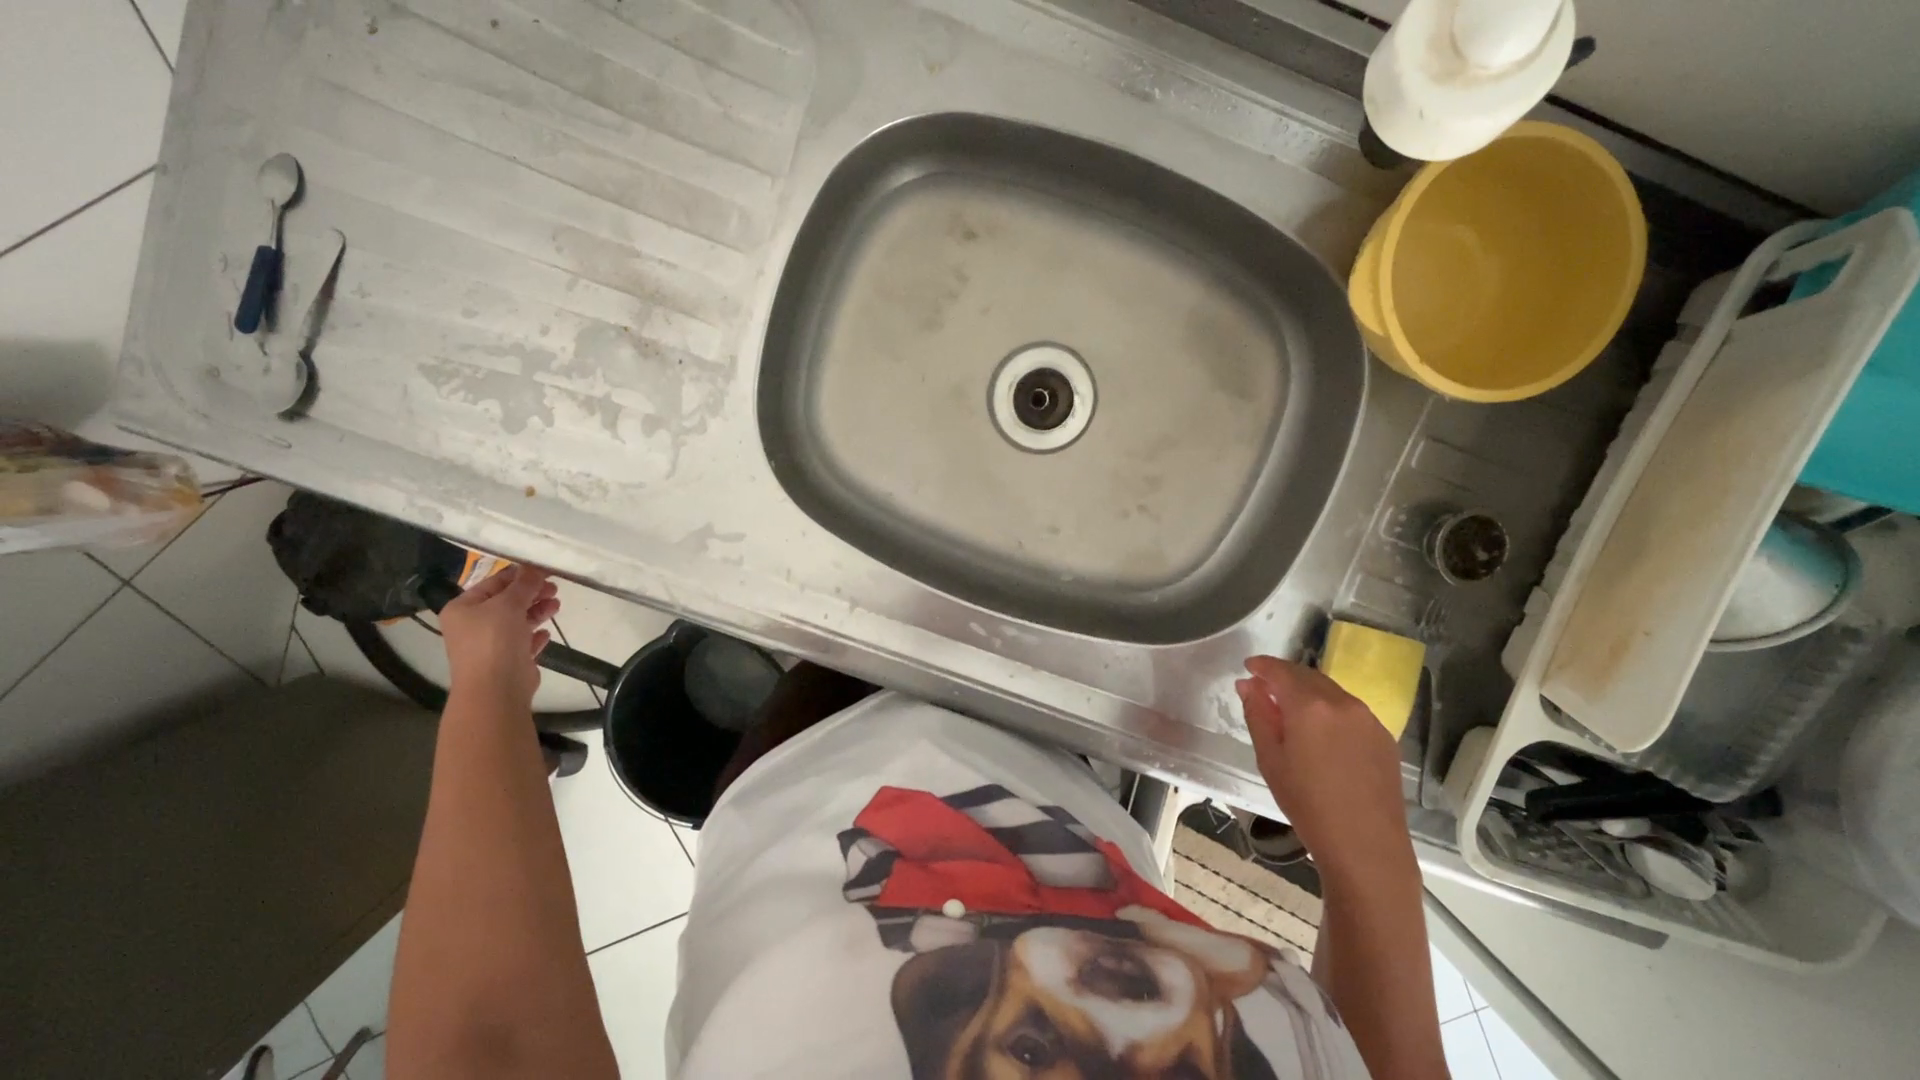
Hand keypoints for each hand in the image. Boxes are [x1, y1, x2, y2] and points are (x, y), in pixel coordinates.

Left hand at [438, 565, 559, 706]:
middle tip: (554, 588)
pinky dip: (535, 636)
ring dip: (537, 612)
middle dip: (532, 594)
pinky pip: (523, 643)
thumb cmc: (494, 640)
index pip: (493, 583)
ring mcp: (489, 645)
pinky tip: (546, 634)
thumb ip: (524, 584)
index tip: (544, 570)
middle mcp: (472, 625)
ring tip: (556, 606)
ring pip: (517, 622)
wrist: (495, 689)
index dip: (519, 575)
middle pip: (506, 602)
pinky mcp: (507, 662)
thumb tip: (535, 567)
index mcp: (463, 608)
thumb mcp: (509, 604)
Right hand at [1235, 655, 1413, 881]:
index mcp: (1310, 706)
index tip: (1248, 667)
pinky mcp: (1384, 736)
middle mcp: (1343, 702)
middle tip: (1264, 689)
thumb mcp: (1270, 760)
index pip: (1281, 671)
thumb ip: (1258, 715)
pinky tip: (1321, 734)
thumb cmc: (1307, 805)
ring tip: (1291, 712)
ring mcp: (1369, 718)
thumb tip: (1248, 685)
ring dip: (1309, 693)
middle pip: (1308, 676)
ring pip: (1331, 692)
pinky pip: (1350, 711)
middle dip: (1285, 677)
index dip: (1262, 666)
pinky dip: (1330, 710)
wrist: (1366, 845)